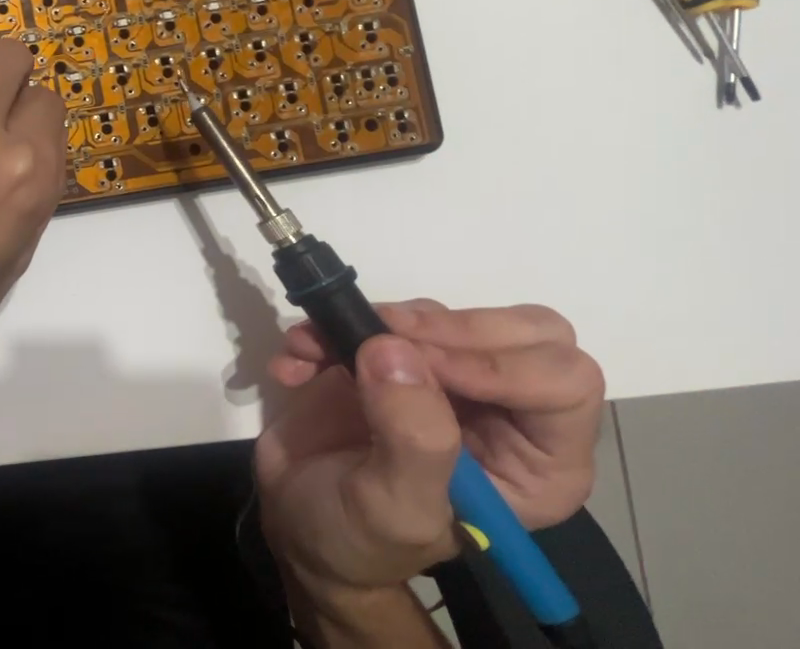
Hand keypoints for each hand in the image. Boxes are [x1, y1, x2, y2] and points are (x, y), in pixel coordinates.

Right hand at [255, 300, 604, 593]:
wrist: (295, 524)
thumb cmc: (359, 538)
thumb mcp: (393, 508)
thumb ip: (412, 439)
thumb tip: (392, 350)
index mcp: (536, 460)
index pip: (562, 383)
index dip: (494, 362)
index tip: (415, 362)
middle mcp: (503, 411)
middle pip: (523, 333)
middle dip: (444, 326)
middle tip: (379, 337)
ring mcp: (443, 379)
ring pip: (441, 317)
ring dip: (367, 323)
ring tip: (310, 352)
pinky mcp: (385, 357)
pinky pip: (371, 317)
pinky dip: (324, 326)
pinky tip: (294, 363)